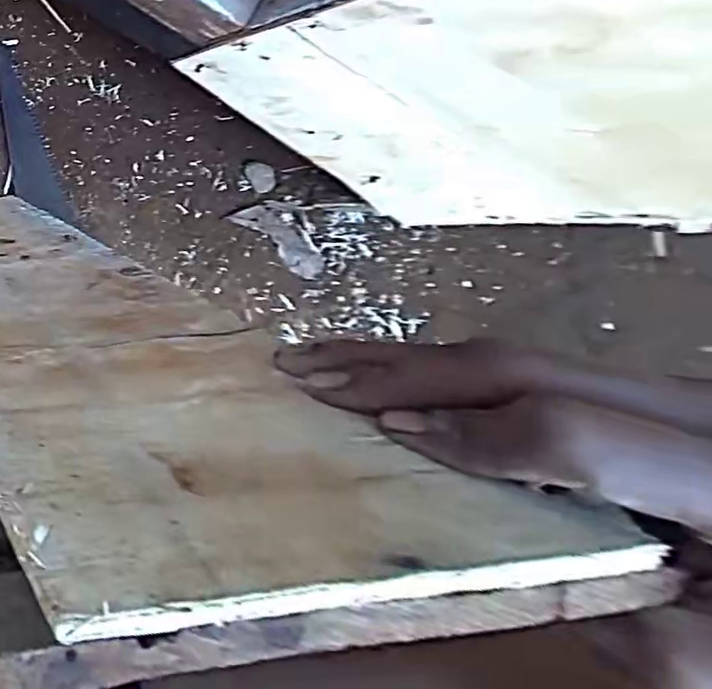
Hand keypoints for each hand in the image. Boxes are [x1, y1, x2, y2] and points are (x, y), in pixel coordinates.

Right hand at [280, 340, 711, 686]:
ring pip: (502, 352)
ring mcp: (654, 387)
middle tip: (308, 378)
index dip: (466, 433)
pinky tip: (375, 363)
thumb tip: (492, 558)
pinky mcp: (625, 384)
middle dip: (397, 373)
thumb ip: (643, 631)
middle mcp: (682, 411)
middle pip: (513, 369)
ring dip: (395, 357)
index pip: (563, 432)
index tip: (385, 434)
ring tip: (313, 358)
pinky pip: (511, 361)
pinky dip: (430, 363)